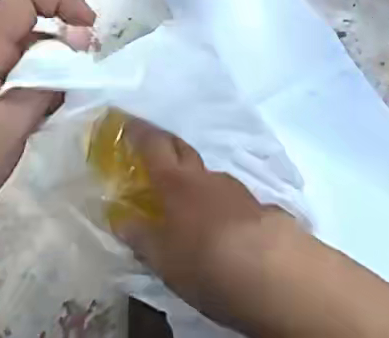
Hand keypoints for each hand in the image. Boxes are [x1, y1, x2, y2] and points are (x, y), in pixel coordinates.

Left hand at [0, 0, 95, 248]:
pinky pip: (4, 74)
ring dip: (47, 66)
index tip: (90, 30)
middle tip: (83, 75)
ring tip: (62, 102)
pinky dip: (31, 84)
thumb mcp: (6, 131)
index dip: (62, 0)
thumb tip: (71, 59)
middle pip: (23, 23)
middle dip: (61, 39)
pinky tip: (38, 117)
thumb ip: (44, 87)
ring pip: (16, 51)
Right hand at [112, 119, 302, 330]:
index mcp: (176, 183)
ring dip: (189, 177)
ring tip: (179, 197)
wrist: (267, 266)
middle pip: (181, 149)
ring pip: (203, 173)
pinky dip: (209, 197)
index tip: (128, 121)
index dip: (140, 132)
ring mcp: (230, 186)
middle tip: (149, 149)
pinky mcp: (251, 202)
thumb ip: (141, 237)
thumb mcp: (163, 258)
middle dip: (165, 145)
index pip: (154, 146)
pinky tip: (209, 218)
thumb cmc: (204, 260)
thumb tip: (121, 219)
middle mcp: (203, 176)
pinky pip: (221, 192)